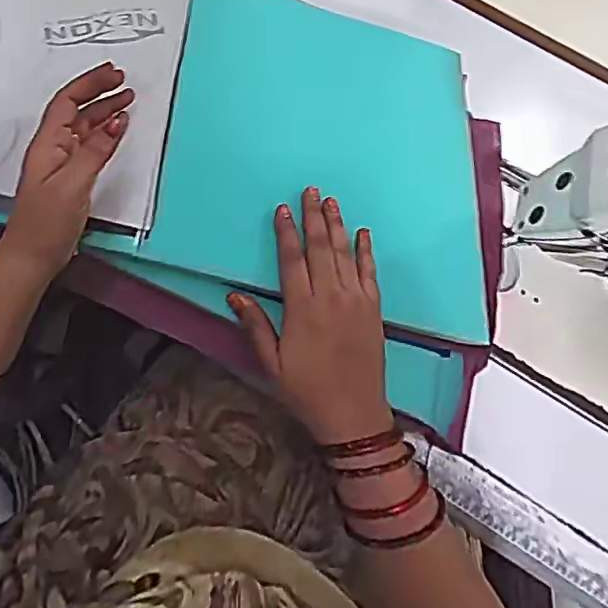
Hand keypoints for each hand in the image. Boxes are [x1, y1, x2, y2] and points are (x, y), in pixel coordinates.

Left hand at [0, 64, 132, 276]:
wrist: (30, 259)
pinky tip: (117, 130)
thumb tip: (117, 121)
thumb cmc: (44, 226)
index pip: (67, 102)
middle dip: (99, 92)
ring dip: (105, 111)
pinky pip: (89, 144)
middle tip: (124, 81)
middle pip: (76, 109)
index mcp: (47, 145)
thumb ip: (96, 151)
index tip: (113, 74)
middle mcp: (52, 148)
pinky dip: (105, 132)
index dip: (89, 84)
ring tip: (127, 100)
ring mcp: (61, 162)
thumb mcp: (73, 185)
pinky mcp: (70, 177)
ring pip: (84, 126)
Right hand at [229, 188, 394, 444]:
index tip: (282, 209)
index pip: (292, 260)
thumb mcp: (271, 363)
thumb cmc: (307, 390)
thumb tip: (234, 296)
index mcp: (302, 308)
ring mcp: (355, 301)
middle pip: (320, 248)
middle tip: (310, 191)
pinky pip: (369, 272)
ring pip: (344, 254)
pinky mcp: (373, 309)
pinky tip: (362, 233)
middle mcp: (330, 297)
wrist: (354, 415)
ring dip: (337, 225)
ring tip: (331, 202)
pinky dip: (366, 251)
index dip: (286, 232)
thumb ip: (255, 326)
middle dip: (313, 217)